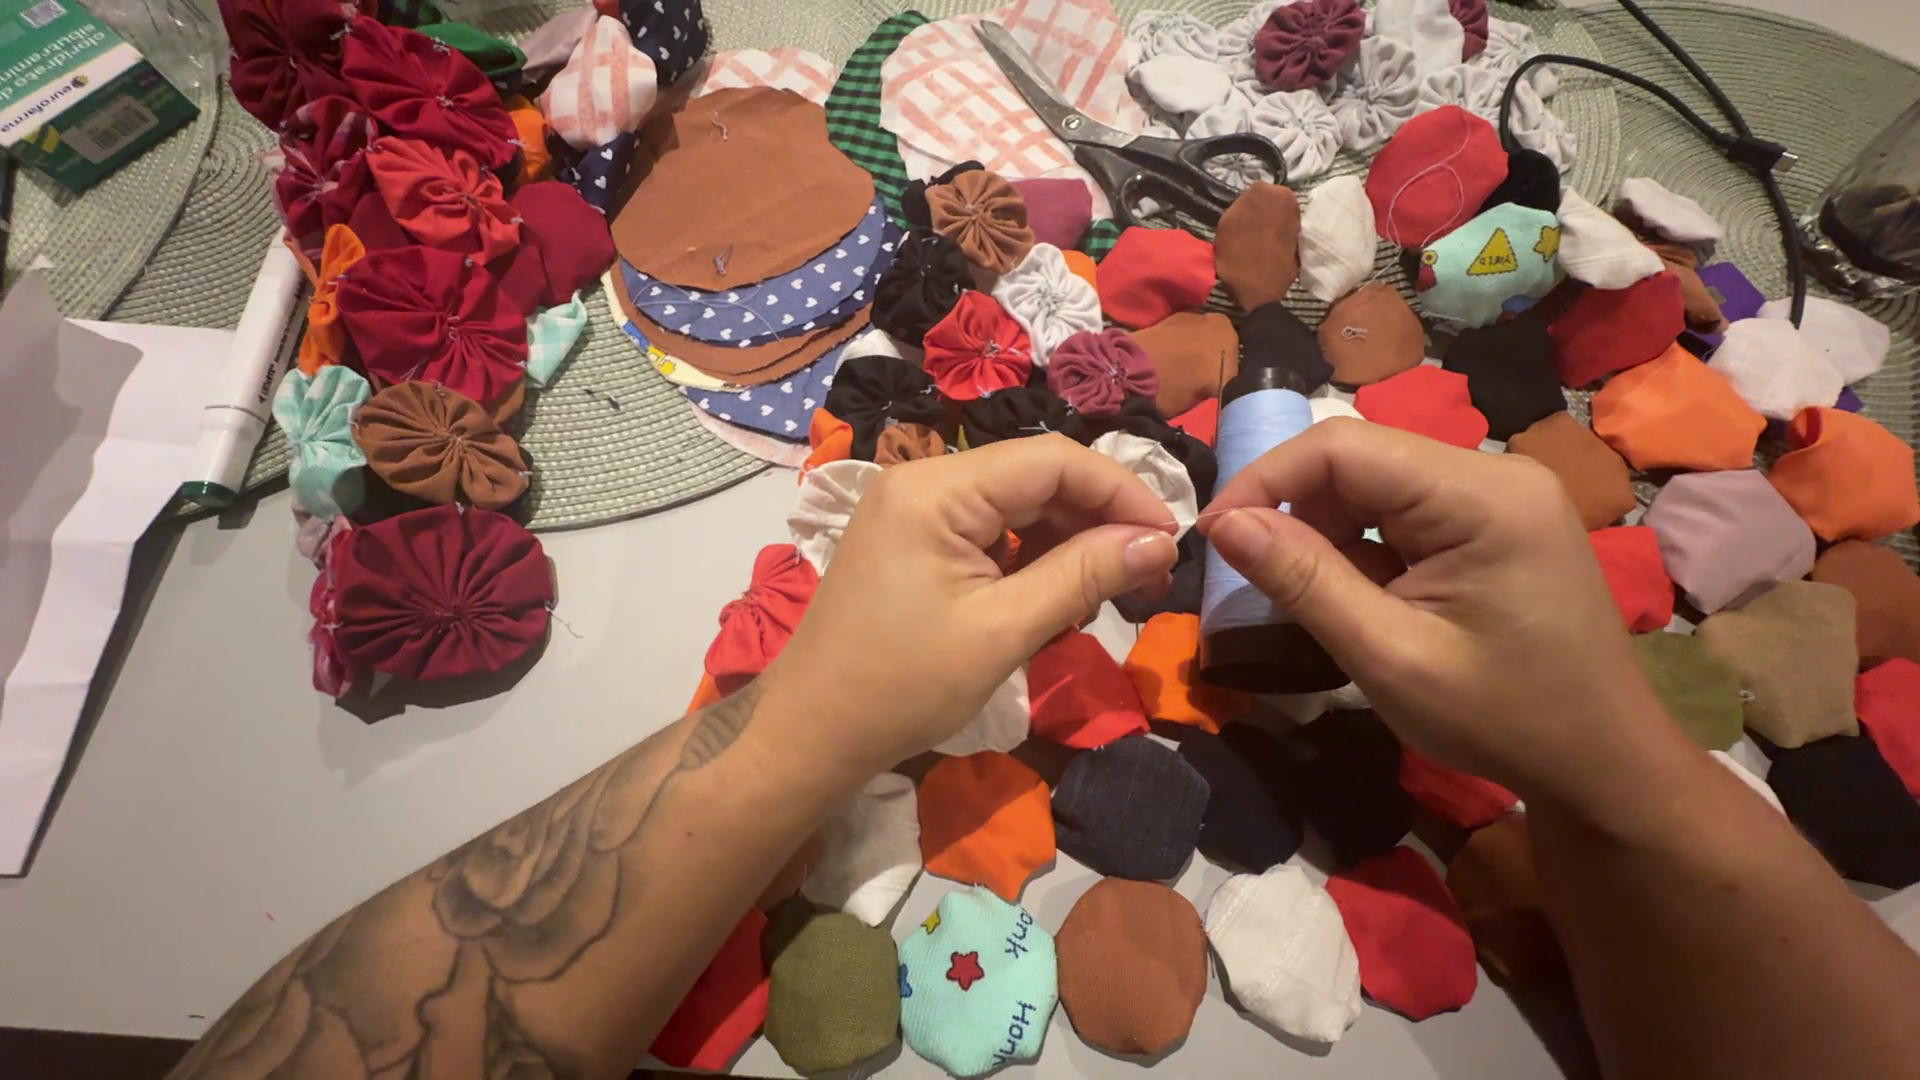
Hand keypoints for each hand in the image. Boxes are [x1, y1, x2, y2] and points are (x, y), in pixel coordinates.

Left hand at [756, 434, 1179, 779]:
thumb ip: (1082, 575)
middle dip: (1096, 519)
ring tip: (1107, 590)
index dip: (1120, 491)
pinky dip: (1028, 556)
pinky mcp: (913, 539)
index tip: (1170, 537)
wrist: (812, 732)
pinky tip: (1054, 592)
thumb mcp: (1003, 631)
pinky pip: (986, 529)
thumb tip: (1159, 541)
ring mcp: (913, 508)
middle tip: (1147, 572)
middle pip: (1034, 476)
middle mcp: (923, 480)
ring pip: (1014, 504)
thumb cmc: (902, 686)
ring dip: (1066, 541)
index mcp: (936, 488)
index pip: (1052, 460)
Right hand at [1199, 418, 1682, 808]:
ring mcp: (1492, 495)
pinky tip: (1360, 595)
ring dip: (1321, 531)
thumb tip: (1223, 525)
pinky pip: (1392, 508)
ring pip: (1366, 483)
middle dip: (1293, 509)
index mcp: (1482, 497)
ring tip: (1320, 597)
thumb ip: (1303, 581)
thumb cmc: (1501, 719)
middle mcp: (1491, 475)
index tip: (1214, 534)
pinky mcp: (1484, 520)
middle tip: (1261, 575)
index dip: (1264, 479)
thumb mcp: (1387, 656)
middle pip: (1355, 459)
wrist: (1601, 765)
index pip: (1342, 447)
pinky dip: (1353, 546)